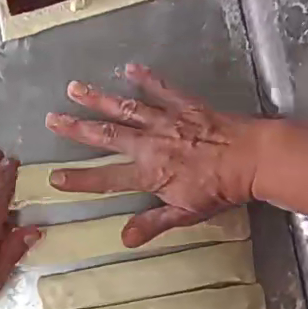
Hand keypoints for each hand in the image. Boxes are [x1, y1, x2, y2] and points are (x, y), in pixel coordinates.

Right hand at [45, 64, 271, 245]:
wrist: (255, 159)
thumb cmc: (221, 190)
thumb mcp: (185, 214)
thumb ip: (153, 224)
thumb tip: (124, 240)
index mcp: (149, 174)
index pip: (105, 179)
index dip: (78, 180)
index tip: (54, 178)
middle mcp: (150, 145)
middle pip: (106, 136)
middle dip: (76, 128)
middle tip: (52, 119)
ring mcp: (166, 122)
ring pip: (125, 108)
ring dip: (98, 98)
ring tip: (74, 88)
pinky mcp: (185, 106)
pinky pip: (162, 89)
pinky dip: (146, 78)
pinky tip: (129, 69)